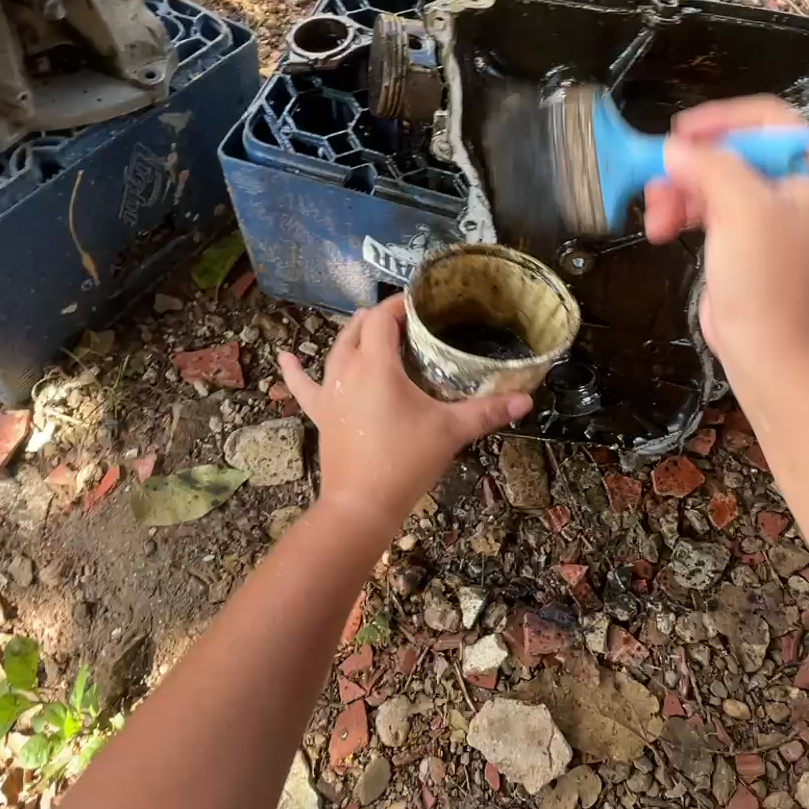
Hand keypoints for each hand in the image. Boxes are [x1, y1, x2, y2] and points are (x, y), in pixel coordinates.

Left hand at [278, 295, 531, 535]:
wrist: (361, 505)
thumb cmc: (406, 460)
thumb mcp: (451, 431)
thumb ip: (488, 411)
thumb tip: (526, 399)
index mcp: (377, 365)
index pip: (383, 318)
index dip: (400, 305)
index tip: (422, 303)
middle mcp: (347, 370)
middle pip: (358, 328)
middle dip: (379, 317)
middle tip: (405, 319)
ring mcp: (330, 392)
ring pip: (336, 349)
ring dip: (351, 333)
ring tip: (365, 324)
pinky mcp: (321, 414)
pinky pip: (303, 386)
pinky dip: (293, 369)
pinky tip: (282, 356)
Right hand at [642, 94, 808, 371]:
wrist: (765, 348)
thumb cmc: (766, 278)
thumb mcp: (742, 210)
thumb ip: (710, 166)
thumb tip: (674, 148)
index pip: (768, 118)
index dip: (722, 119)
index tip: (680, 133)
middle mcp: (792, 185)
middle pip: (731, 150)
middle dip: (689, 167)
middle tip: (657, 181)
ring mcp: (766, 213)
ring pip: (711, 179)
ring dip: (677, 192)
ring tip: (656, 220)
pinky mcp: (741, 237)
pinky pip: (705, 207)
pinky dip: (680, 212)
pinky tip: (662, 231)